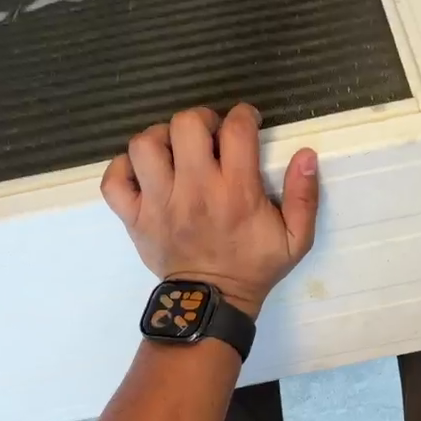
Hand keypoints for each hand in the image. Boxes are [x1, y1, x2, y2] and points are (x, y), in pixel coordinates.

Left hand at [100, 104, 319, 317]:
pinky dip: (124, 168)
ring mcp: (158, 203)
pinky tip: (144, 172)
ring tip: (175, 150)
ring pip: (144, 145)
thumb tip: (306, 154)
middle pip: (185, 125)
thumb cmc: (255, 267)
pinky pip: (113, 180)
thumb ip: (304, 196)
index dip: (243, 115)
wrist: (212, 305)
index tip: (247, 122)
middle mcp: (194, 190)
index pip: (236, 130)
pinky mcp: (133, 217)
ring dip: (160, 138)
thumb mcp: (297, 238)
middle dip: (201, 120)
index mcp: (236, 192)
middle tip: (209, 135)